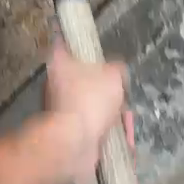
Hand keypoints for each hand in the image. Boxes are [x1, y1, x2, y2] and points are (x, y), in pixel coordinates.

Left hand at [42, 42, 132, 183]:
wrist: (73, 142)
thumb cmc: (89, 99)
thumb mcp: (113, 76)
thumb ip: (116, 69)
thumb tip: (116, 70)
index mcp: (59, 61)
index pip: (64, 41)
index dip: (77, 41)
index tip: (90, 45)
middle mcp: (56, 82)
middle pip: (85, 79)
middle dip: (109, 91)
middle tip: (123, 97)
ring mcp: (61, 108)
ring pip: (91, 106)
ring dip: (112, 116)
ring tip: (127, 124)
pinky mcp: (69, 131)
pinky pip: (92, 128)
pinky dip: (108, 135)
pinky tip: (125, 143)